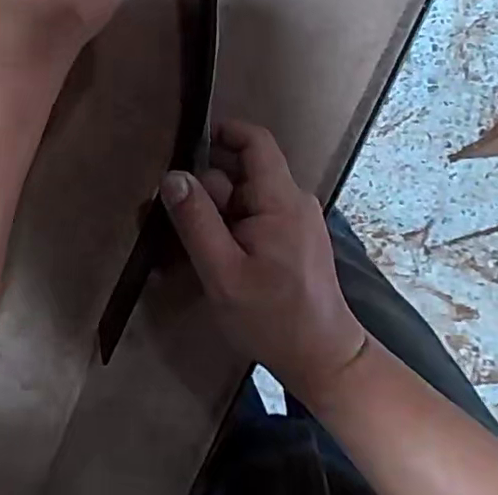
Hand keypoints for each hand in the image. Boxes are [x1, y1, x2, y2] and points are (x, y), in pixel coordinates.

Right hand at [159, 120, 368, 399]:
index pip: (254, 140)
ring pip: (242, 193)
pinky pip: (252, 213)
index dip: (221, 133)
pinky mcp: (291, 237)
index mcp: (281, 199)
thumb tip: (172, 175)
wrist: (325, 363)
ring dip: (214, 210)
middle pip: (240, 169)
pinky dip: (228, 224)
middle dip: (205, 186)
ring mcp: (294, 219)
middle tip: (176, 216)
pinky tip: (213, 254)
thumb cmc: (273, 318)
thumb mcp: (223, 273)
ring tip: (191, 242)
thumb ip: (196, 220)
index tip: (185, 148)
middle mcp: (292, 200)